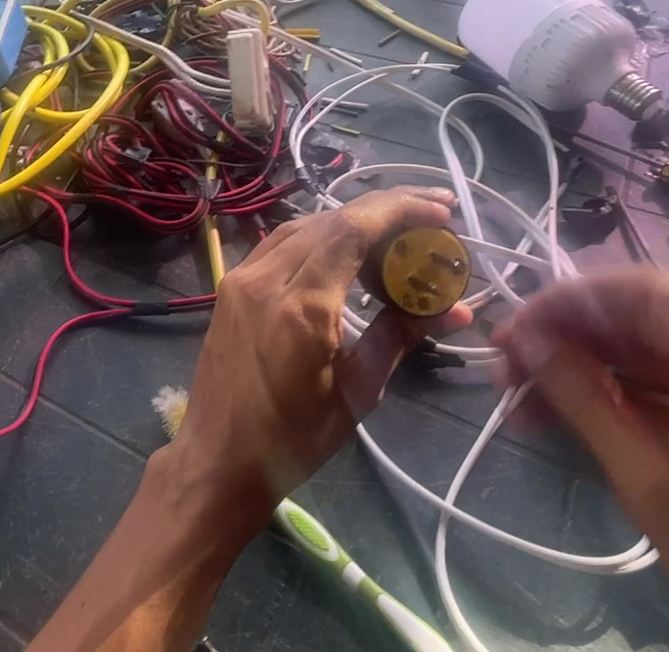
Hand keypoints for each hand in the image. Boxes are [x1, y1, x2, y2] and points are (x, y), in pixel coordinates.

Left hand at [167, 185, 474, 514]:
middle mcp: (265, 279)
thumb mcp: (355, 393)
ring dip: (352, 221)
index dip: (399, 211)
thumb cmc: (291, 440)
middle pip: (329, 220)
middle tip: (433, 218)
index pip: (351, 231)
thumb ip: (398, 337)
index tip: (441, 210)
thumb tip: (452, 307)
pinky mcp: (232, 284)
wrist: (216, 457)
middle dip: (385, 210)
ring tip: (398, 237)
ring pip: (303, 225)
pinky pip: (281, 243)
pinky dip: (320, 237)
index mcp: (299, 308)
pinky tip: (348, 251)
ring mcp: (241, 277)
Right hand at [495, 267, 668, 651]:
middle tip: (506, 365)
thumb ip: (585, 398)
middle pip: (646, 315)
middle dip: (569, 335)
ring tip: (521, 394)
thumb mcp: (654, 483)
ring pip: (649, 345)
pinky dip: (616, 388)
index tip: (512, 331)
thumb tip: (523, 339)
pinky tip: (562, 409)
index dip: (568, 301)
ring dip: (585, 363)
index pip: (647, 293)